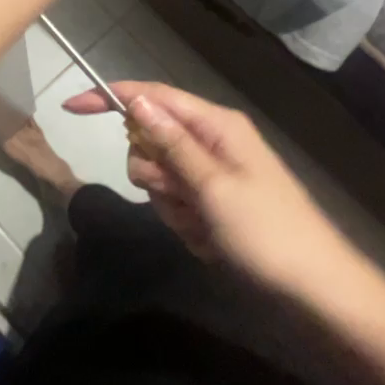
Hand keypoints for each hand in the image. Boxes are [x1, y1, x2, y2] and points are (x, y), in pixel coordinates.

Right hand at [63, 82, 363, 287]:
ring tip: (203, 226)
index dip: (111, 97)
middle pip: (150, 140)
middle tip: (180, 196)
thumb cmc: (266, 232)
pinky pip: (175, 204)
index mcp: (217, 125)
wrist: (313, 288)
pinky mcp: (212, 204)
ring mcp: (212, 175)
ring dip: (170, 205)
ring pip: (159, 177)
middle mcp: (212, 142)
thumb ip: (171, 143)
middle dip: (153, 172)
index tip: (71, 107)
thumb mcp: (213, 185)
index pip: (153, 96)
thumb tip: (135, 99)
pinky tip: (210, 240)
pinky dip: (184, 223)